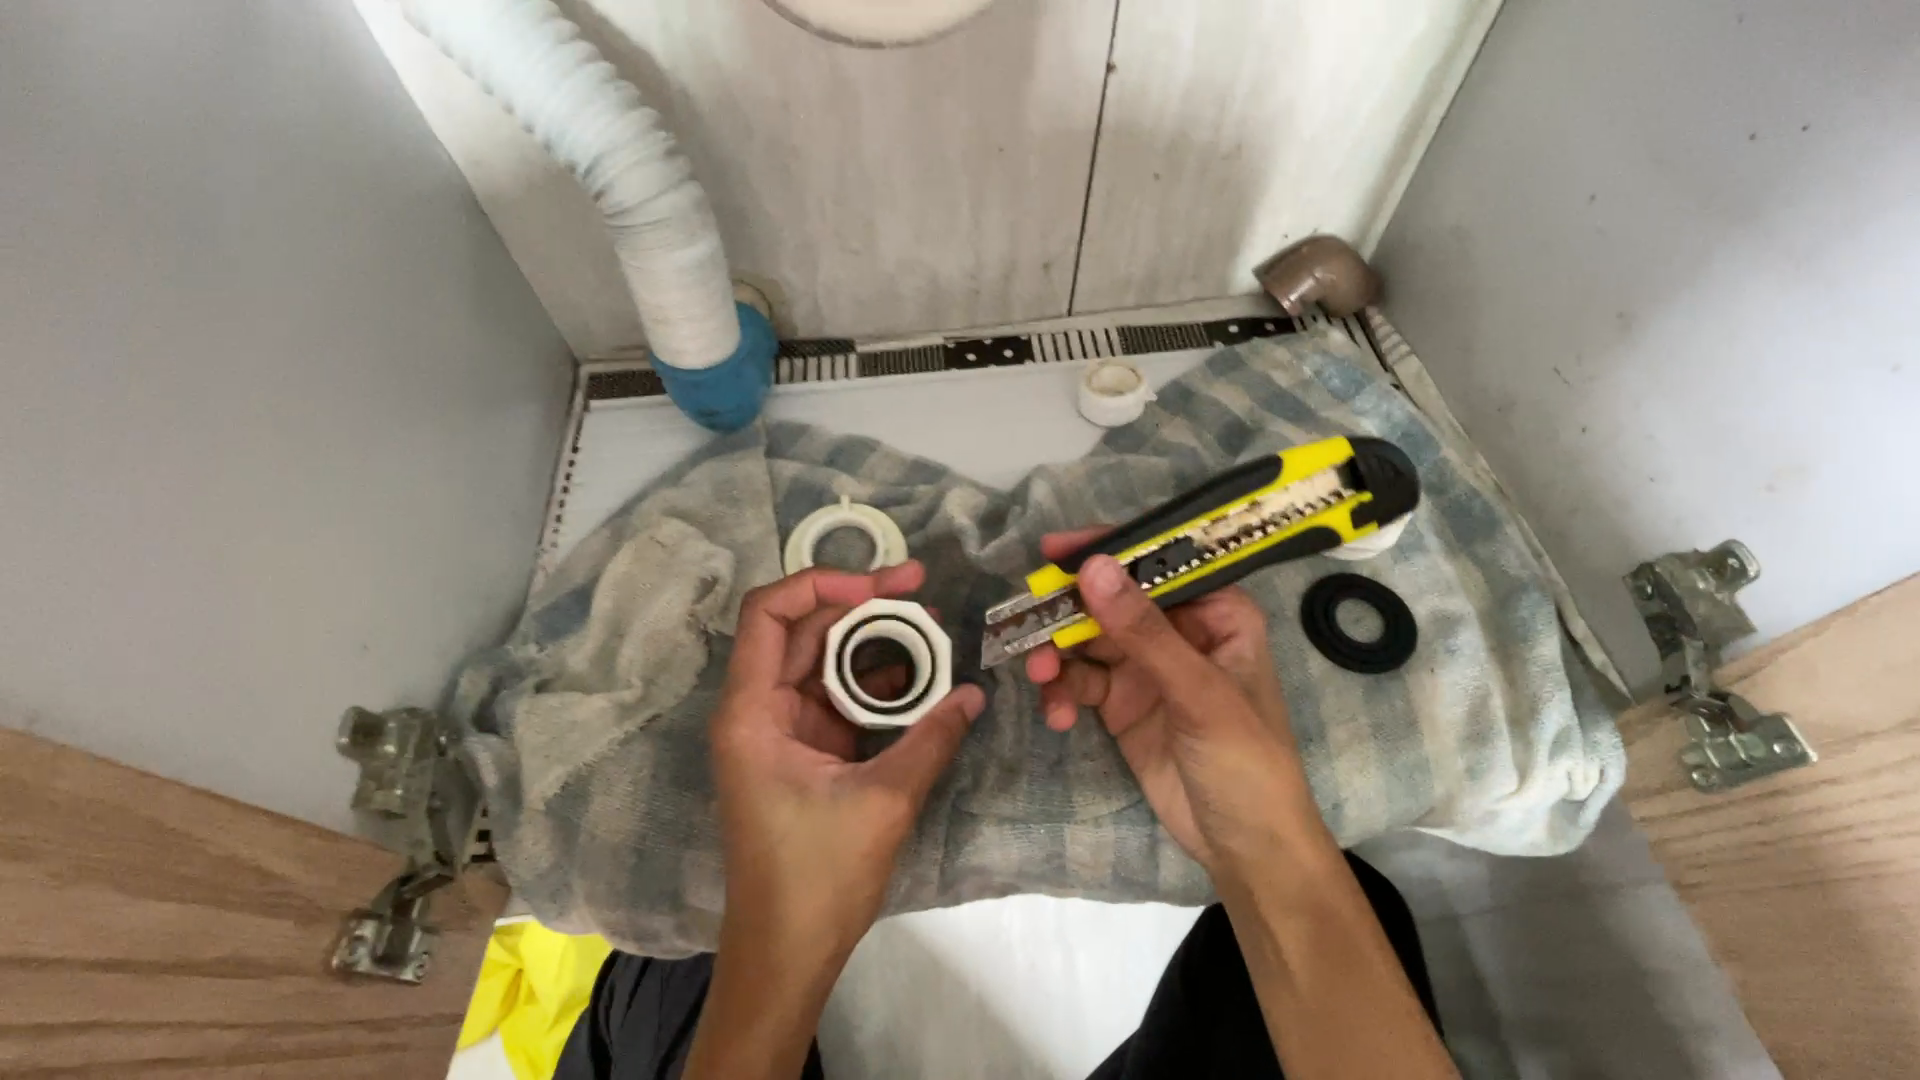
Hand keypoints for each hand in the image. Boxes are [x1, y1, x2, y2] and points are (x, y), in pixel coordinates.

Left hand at [710, 562, 985, 961]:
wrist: (787, 952)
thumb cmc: (818, 877)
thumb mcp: (884, 800)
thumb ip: (931, 738)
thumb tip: (975, 694)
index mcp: (752, 712)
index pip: (769, 613)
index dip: (821, 584)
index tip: (881, 585)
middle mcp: (758, 710)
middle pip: (804, 631)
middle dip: (861, 605)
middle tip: (921, 589)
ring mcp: (781, 730)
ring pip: (824, 662)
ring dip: (873, 643)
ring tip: (932, 629)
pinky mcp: (804, 751)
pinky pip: (838, 698)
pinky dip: (875, 683)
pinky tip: (920, 677)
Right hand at [1025, 530, 1328, 879]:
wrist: (1246, 849)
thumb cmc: (1246, 762)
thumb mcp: (1197, 692)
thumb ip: (1143, 632)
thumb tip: (1092, 569)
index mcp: (1216, 614)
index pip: (1158, 564)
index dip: (1107, 551)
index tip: (1054, 552)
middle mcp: (1179, 632)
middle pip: (1111, 602)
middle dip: (1068, 614)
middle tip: (1030, 625)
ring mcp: (1147, 669)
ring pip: (1088, 642)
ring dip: (1058, 655)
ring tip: (1040, 678)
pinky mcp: (1122, 704)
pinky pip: (1080, 683)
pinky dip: (1062, 694)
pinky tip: (1057, 717)